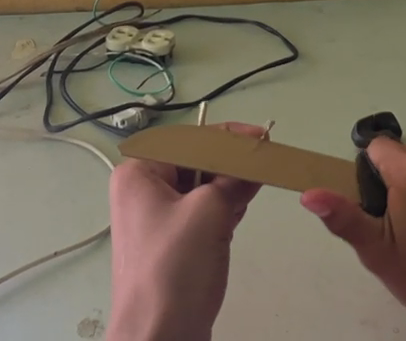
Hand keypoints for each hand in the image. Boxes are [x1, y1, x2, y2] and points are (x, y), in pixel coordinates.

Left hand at [107, 122, 265, 340]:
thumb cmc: (175, 268)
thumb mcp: (209, 211)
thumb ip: (234, 177)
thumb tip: (256, 157)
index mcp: (139, 173)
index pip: (190, 140)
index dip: (228, 136)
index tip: (262, 136)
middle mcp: (143, 191)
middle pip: (195, 161)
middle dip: (230, 160)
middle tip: (266, 159)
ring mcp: (156, 220)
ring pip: (201, 186)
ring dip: (230, 183)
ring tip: (259, 180)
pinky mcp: (172, 244)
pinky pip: (202, 211)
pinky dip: (225, 205)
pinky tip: (245, 203)